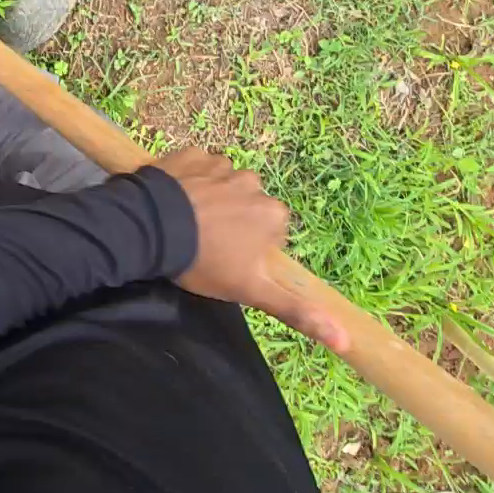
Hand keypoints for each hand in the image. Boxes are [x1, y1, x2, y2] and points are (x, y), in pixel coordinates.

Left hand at [155, 148, 349, 354]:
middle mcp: (252, 182)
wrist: (147, 228)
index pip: (270, 230)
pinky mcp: (188, 153)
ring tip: (185, 218)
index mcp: (273, 213)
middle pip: (247, 203)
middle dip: (232, 218)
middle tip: (204, 238)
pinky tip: (173, 196)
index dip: (249, 245)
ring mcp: (219, 164)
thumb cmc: (203, 261)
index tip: (228, 256)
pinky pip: (195, 165)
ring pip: (221, 182)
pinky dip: (187, 178)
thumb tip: (346, 339)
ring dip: (209, 196)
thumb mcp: (251, 291)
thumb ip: (297, 311)